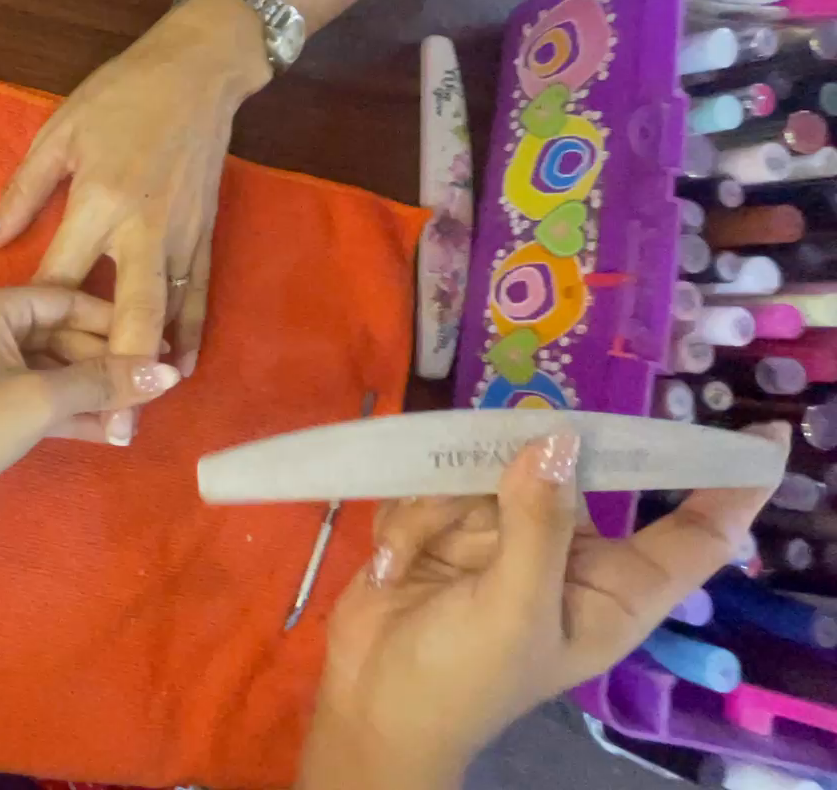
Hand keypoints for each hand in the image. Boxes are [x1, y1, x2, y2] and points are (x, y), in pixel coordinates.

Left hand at [0, 0, 271, 443]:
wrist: (198, 68)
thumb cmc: (117, 99)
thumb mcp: (57, 138)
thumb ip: (22, 195)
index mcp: (97, 205)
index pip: (62, 280)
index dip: (48, 330)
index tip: (30, 367)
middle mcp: (141, 231)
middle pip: (130, 314)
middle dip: (121, 373)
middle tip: (119, 430)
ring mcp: (180, 235)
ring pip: (170, 312)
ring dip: (159, 363)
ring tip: (145, 411)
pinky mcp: (206, 233)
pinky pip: (200, 292)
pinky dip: (195, 330)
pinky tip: (184, 364)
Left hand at [0, 287, 180, 512]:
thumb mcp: (36, 400)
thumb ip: (101, 383)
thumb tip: (167, 372)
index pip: (65, 300)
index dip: (114, 323)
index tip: (162, 346)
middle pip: (57, 335)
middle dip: (104, 364)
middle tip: (157, 390)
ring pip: (47, 369)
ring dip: (89, 391)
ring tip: (140, 415)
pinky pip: (32, 396)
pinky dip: (64, 411)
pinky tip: (110, 431)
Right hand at [297, 422, 788, 789]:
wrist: (373, 693)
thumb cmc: (465, 672)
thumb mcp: (513, 609)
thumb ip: (536, 524)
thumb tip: (558, 439)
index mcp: (609, 589)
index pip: (691, 533)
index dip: (723, 488)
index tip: (756, 436)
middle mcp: (556, 555)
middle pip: (554, 478)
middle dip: (502, 479)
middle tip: (467, 489)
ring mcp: (491, 539)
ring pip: (473, 478)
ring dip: (434, 513)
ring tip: (413, 562)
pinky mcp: (434, 528)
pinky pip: (423, 491)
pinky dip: (404, 522)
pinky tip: (391, 563)